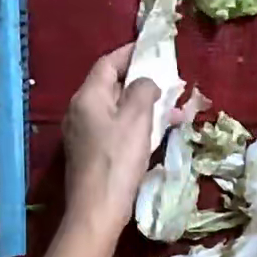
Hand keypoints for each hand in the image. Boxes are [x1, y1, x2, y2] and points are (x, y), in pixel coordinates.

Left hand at [62, 43, 160, 236]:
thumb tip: (147, 82)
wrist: (98, 209)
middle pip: (113, 86)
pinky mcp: (93, 152)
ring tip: (174, 110)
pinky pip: (118, 127)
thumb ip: (143, 91)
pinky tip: (159, 132)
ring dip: (145, 106)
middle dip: (143, 81)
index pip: (108, 63)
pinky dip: (138, 124)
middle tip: (170, 80)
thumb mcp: (137, 119)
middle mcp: (81, 110)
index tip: (152, 47)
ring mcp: (85, 133)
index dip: (130, 53)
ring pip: (118, 109)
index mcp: (88, 97)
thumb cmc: (118, 160)